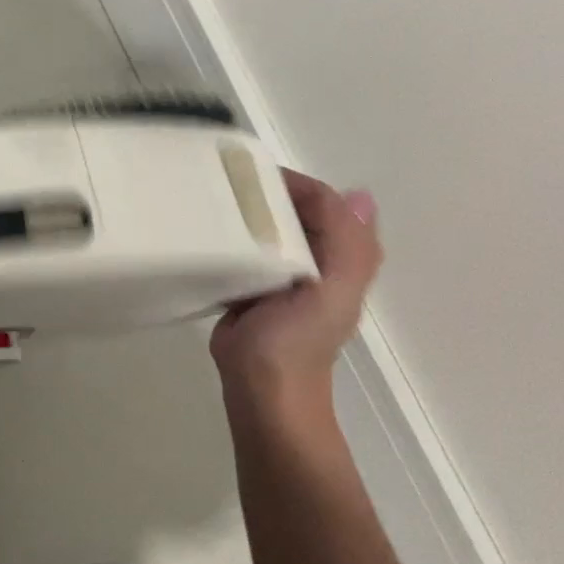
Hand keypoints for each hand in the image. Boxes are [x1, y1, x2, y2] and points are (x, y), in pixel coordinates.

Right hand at [211, 169, 381, 401]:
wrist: (261, 389)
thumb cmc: (295, 340)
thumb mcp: (332, 292)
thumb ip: (348, 246)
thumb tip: (362, 195)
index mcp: (339, 258)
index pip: (322, 203)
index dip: (292, 183)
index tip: (246, 174)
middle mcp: (313, 261)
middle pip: (292, 212)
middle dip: (263, 193)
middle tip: (218, 182)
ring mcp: (277, 274)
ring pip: (263, 229)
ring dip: (241, 213)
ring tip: (204, 200)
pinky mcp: (244, 285)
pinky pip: (238, 250)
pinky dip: (224, 237)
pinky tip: (201, 232)